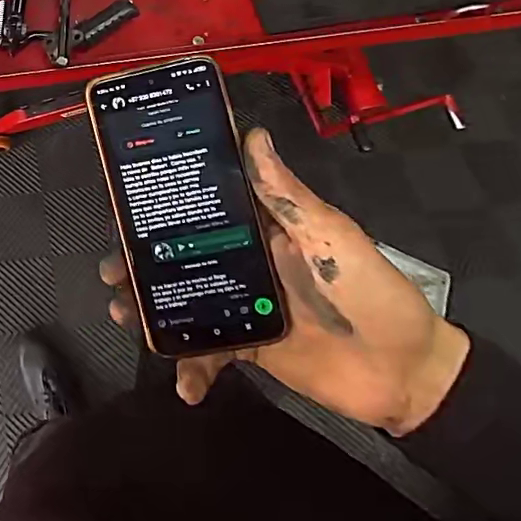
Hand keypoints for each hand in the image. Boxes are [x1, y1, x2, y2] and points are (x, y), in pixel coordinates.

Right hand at [102, 127, 469, 433]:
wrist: (406, 374)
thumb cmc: (371, 292)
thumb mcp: (332, 236)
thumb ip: (288, 194)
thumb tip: (254, 135)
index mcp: (261, 229)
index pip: (203, 209)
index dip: (163, 208)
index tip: (128, 210)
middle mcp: (244, 262)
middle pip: (180, 257)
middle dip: (142, 263)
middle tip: (113, 273)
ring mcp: (244, 305)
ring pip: (185, 301)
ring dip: (153, 311)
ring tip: (128, 317)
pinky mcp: (249, 346)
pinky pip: (210, 352)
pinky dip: (194, 369)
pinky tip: (186, 385)